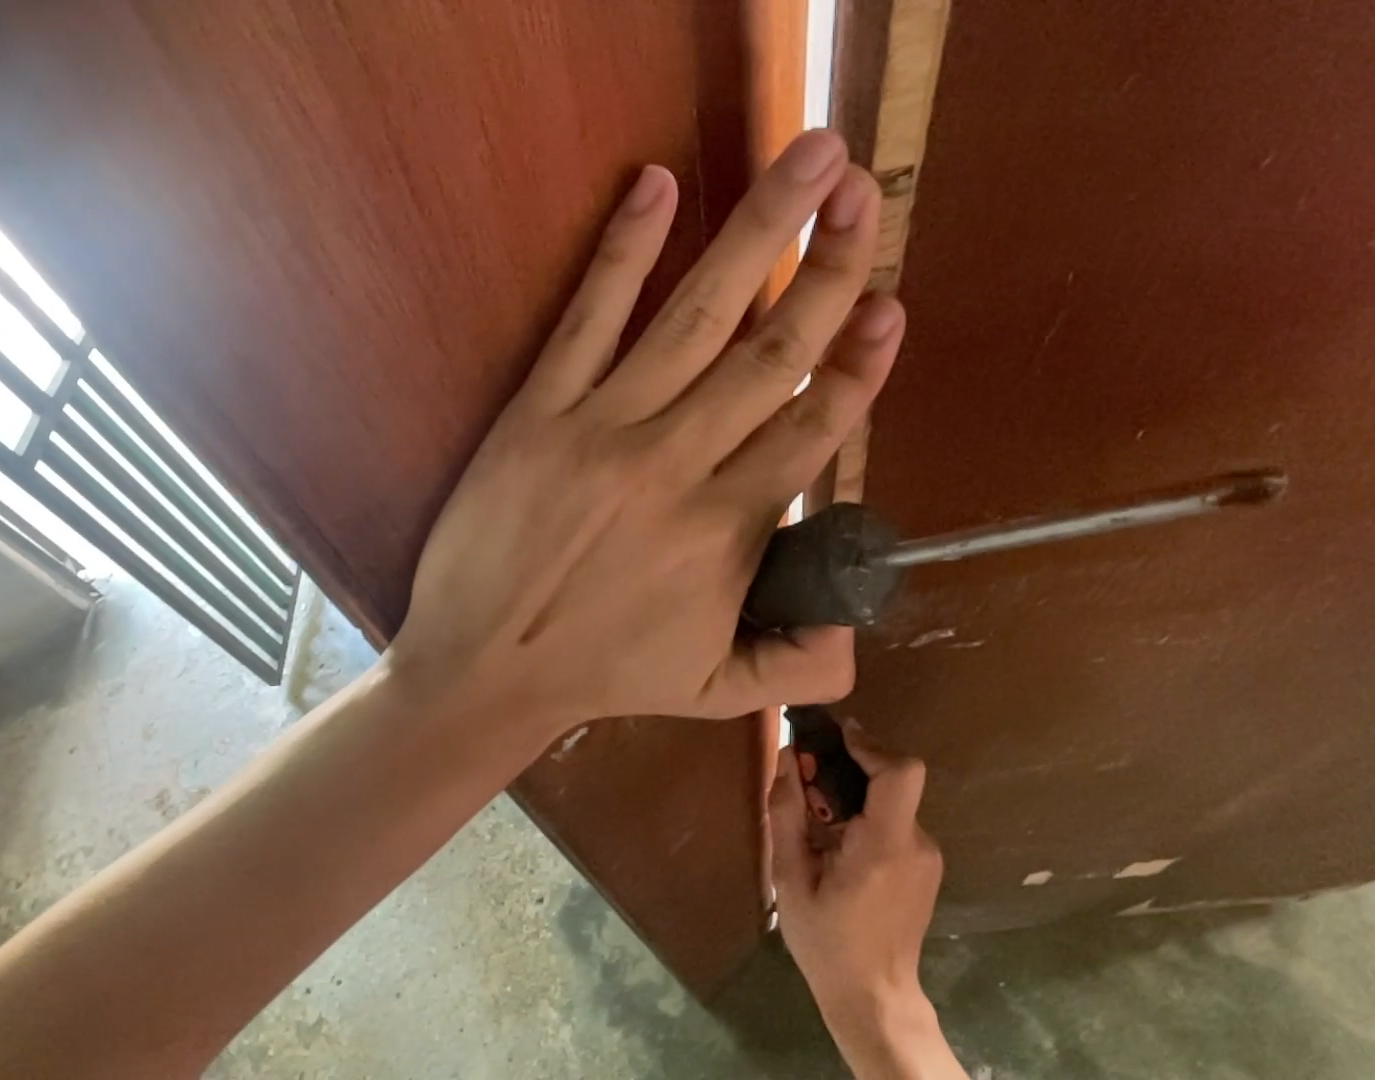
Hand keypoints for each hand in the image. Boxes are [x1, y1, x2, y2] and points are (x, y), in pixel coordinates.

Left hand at [388, 130, 903, 737]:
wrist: (484, 667)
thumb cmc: (602, 675)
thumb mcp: (713, 691)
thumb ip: (798, 667)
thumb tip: (858, 628)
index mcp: (728, 529)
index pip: (812, 427)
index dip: (859, 363)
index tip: (891, 303)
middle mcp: (678, 465)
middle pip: (772, 353)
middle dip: (829, 268)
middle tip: (867, 191)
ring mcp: (605, 428)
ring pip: (698, 317)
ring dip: (759, 232)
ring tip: (808, 159)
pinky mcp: (538, 410)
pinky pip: (588, 317)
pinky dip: (624, 250)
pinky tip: (656, 187)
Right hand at [769, 724, 966, 1079]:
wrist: (873, 998)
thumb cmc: (826, 941)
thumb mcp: (790, 878)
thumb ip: (786, 812)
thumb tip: (787, 755)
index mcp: (885, 845)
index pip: (900, 772)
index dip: (870, 745)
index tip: (835, 734)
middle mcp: (917, 843)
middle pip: (891, 780)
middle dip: (849, 770)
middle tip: (807, 782)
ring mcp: (927, 856)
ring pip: (891, 800)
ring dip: (855, 797)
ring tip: (817, 823)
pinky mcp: (926, 866)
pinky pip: (896, 821)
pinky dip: (867, 817)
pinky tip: (839, 846)